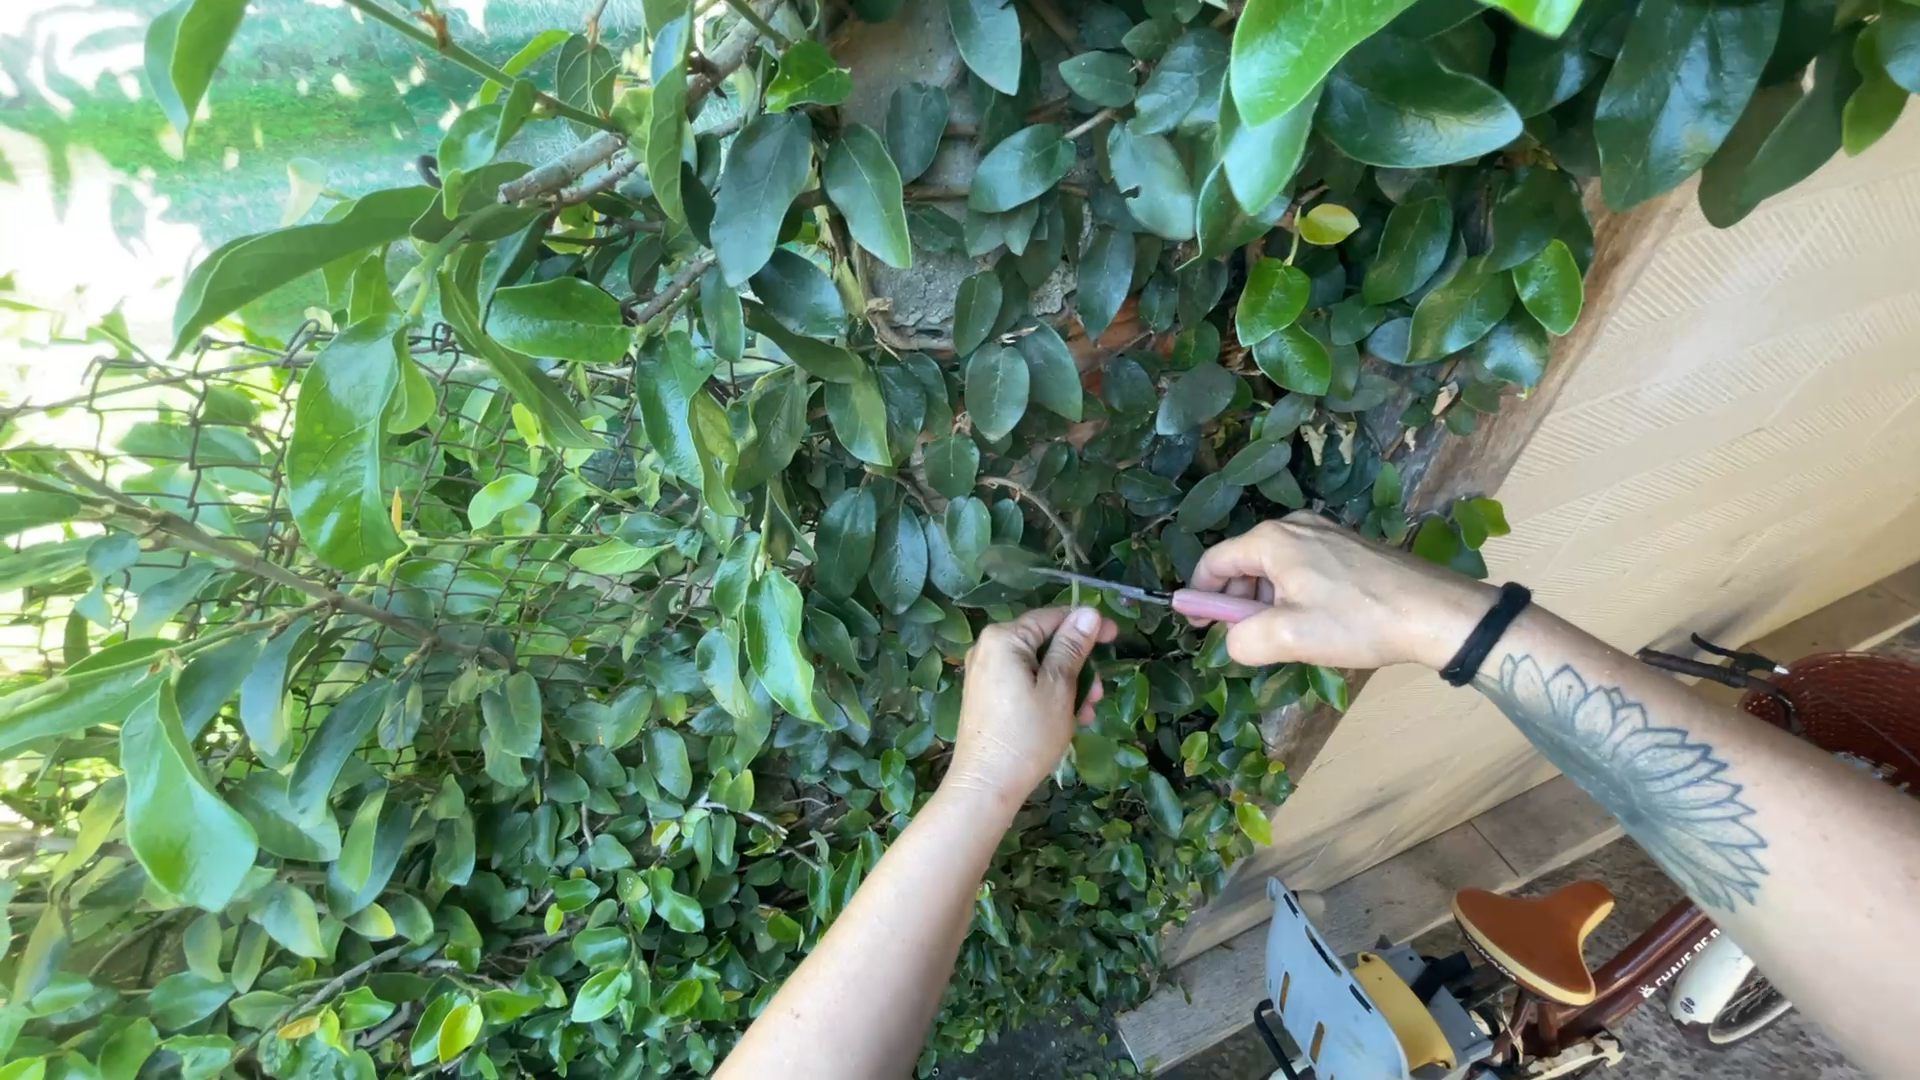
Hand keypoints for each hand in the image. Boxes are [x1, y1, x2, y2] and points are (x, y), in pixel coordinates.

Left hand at [947, 606, 1118, 807]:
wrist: (986, 785)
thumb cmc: (1027, 734)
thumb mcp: (1058, 688)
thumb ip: (1072, 647)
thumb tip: (1089, 612)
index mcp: (1004, 638)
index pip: (1052, 617)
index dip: (1086, 625)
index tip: (1116, 636)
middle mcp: (988, 648)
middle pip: (1045, 643)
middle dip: (1078, 665)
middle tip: (1100, 693)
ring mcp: (984, 673)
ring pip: (1037, 667)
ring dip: (1067, 685)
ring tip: (1086, 714)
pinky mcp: (986, 696)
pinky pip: (1024, 683)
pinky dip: (1047, 695)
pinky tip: (1066, 720)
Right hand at [1184, 512, 1496, 670]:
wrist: (1440, 614)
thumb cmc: (1359, 621)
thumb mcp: (1289, 638)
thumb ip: (1241, 640)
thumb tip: (1230, 640)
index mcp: (1271, 540)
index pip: (1213, 561)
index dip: (1199, 594)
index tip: (1197, 625)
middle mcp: (1294, 526)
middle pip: (1242, 562)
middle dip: (1234, 600)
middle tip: (1243, 636)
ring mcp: (1324, 532)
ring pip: (1271, 566)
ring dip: (1263, 599)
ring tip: (1280, 634)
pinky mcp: (1347, 545)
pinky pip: (1300, 565)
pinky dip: (1290, 591)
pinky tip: (1309, 620)